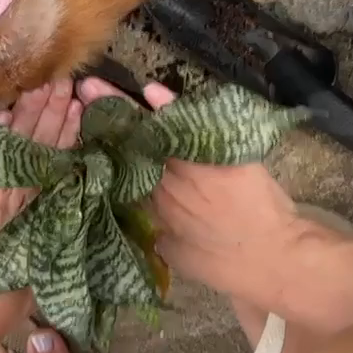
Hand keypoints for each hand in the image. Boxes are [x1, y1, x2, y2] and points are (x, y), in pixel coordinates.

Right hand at [78, 78, 306, 301]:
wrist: (274, 259)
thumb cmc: (226, 265)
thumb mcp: (178, 254)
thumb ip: (155, 235)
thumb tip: (135, 220)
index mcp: (150, 203)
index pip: (118, 165)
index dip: (98, 142)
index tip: (78, 121)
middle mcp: (163, 181)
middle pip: (128, 142)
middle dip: (103, 115)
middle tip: (81, 90)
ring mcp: (188, 167)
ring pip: (150, 132)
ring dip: (123, 106)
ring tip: (96, 87)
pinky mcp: (215, 156)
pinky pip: (188, 127)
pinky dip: (170, 108)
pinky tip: (151, 91)